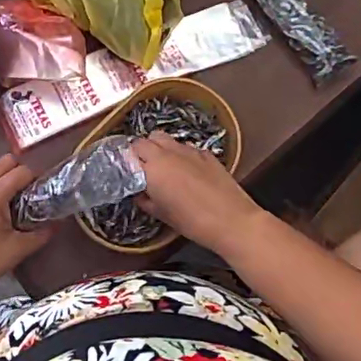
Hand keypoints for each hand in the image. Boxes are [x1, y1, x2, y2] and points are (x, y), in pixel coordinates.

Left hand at [0, 154, 53, 297]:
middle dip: (22, 172)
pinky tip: (1, 210)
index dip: (37, 178)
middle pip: (4, 163)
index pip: (21, 172)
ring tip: (19, 202)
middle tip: (33, 193)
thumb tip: (57, 223)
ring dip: (7, 178)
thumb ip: (42, 233)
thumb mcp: (19, 249)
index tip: (47, 191)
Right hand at [130, 132, 266, 252]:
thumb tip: (140, 194)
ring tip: (164, 167)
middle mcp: (169, 153)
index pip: (131, 150)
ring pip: (167, 139)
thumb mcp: (161, 214)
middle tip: (143, 168)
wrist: (233, 221)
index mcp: (153, 167)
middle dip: (142, 150)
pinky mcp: (207, 155)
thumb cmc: (192, 222)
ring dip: (161, 149)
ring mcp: (190, 151)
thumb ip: (145, 200)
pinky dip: (181, 155)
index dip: (128, 159)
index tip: (128, 171)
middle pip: (147, 139)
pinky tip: (187, 171)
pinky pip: (187, 148)